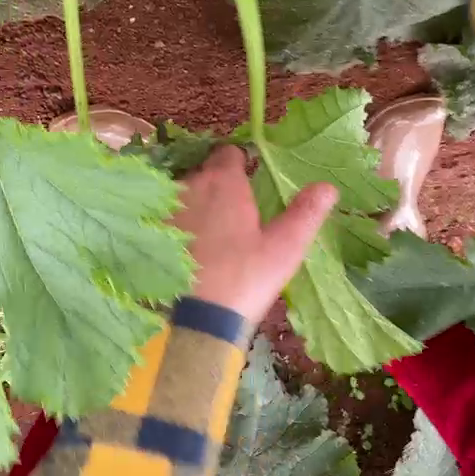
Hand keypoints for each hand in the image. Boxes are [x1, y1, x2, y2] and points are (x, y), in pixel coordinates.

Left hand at [173, 146, 335, 322]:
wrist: (190, 321)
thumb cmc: (242, 279)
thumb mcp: (283, 249)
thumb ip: (305, 213)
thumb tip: (328, 186)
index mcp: (224, 181)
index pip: (230, 153)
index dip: (239, 165)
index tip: (248, 184)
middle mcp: (189, 184)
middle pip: (204, 173)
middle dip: (217, 186)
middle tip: (232, 217)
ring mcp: (163, 208)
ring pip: (182, 196)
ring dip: (193, 206)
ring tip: (207, 237)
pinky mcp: (146, 233)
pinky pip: (163, 219)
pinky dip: (173, 228)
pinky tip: (185, 253)